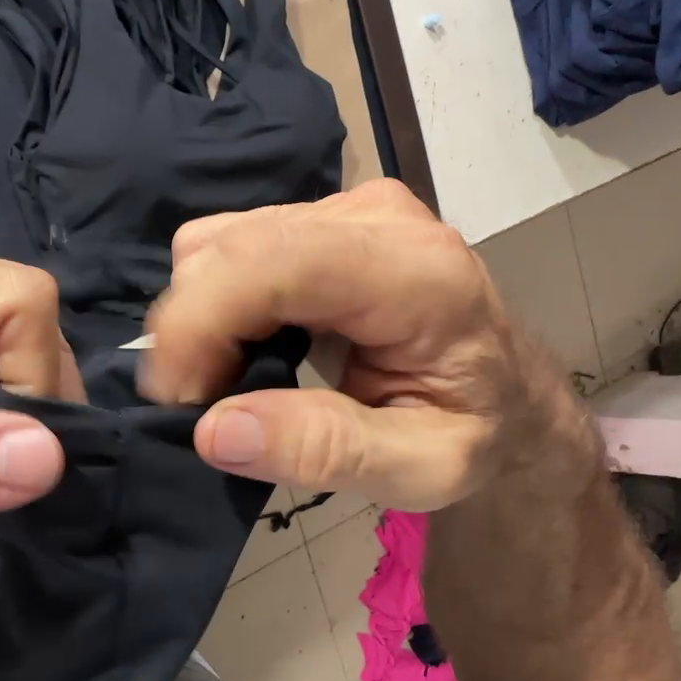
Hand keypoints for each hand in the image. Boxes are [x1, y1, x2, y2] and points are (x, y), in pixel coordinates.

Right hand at [141, 180, 541, 511]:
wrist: (503, 394)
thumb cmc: (473, 434)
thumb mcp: (421, 470)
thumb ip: (325, 451)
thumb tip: (213, 430)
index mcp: (415, 273)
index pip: (274, 262)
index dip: (201, 322)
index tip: (178, 400)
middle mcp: (373, 219)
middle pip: (230, 248)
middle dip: (191, 332)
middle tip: (206, 407)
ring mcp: (339, 209)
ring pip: (214, 243)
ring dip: (199, 320)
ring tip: (233, 378)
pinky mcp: (312, 219)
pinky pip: (223, 247)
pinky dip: (211, 304)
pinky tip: (244, 347)